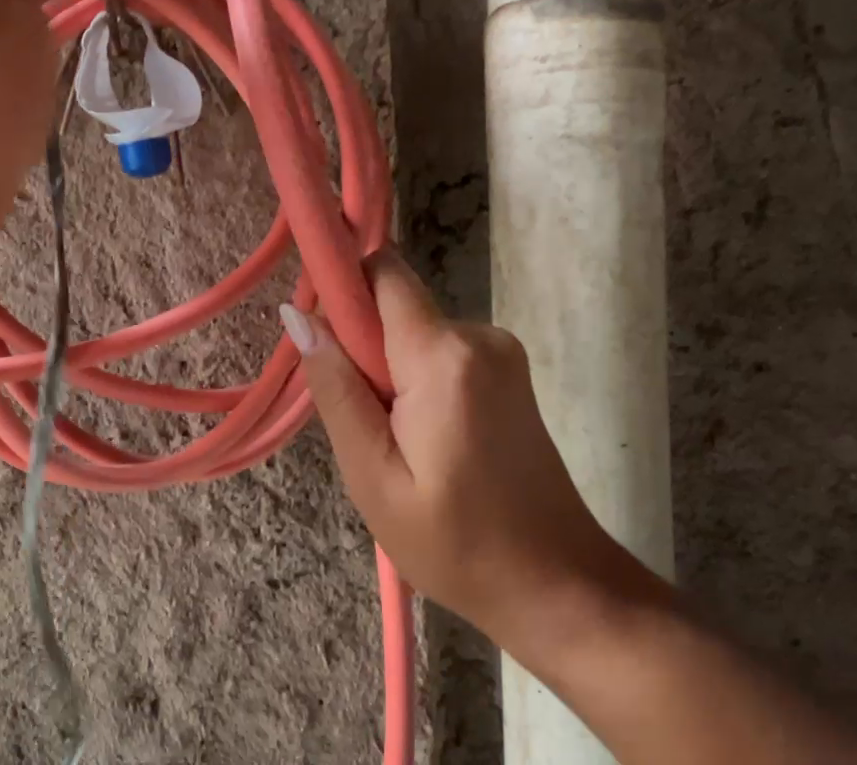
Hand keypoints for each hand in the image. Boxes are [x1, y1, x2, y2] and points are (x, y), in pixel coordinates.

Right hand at [282, 253, 634, 640]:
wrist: (559, 586)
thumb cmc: (456, 543)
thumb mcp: (374, 475)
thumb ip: (335, 388)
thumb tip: (296, 314)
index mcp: (444, 356)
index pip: (382, 271)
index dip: (341, 287)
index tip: (319, 338)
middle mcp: (478, 336)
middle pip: (393, 307)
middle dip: (362, 350)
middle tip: (363, 425)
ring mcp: (501, 353)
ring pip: (411, 334)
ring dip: (388, 374)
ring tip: (397, 446)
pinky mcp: (508, 372)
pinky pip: (437, 354)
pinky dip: (416, 384)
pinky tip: (425, 443)